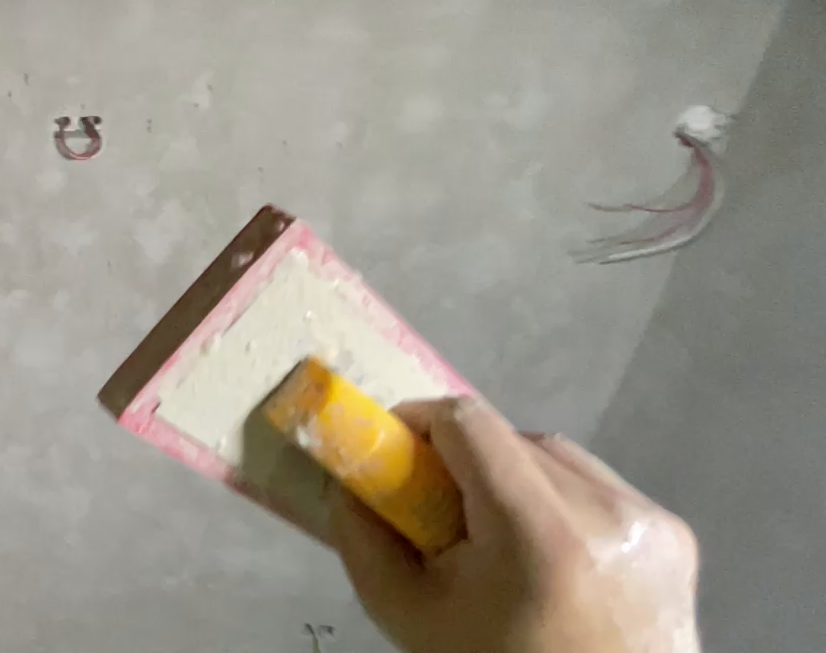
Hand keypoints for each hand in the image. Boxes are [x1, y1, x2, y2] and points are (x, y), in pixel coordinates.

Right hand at [332, 398, 699, 652]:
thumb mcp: (400, 605)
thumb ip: (358, 527)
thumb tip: (349, 471)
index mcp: (540, 532)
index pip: (464, 419)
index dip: (417, 422)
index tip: (398, 458)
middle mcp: (606, 513)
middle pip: (500, 433)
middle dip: (456, 455)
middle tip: (435, 503)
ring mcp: (650, 523)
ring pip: (542, 449)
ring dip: (501, 468)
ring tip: (490, 524)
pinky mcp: (673, 534)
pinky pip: (584, 476)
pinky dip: (546, 488)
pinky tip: (538, 538)